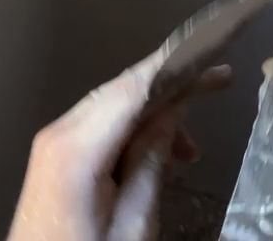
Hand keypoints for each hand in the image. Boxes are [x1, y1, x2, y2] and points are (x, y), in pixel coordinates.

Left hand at [7, 50, 230, 240]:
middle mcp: (59, 132)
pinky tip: (160, 155)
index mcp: (77, 147)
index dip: (175, 63)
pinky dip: (133, 132)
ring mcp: (53, 144)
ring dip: (156, 115)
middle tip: (219, 85)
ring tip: (191, 150)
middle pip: (125, 90)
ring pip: (115, 106)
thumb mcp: (133, 227)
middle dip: (172, 88)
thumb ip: (153, 162)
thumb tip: (174, 110)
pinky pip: (101, 127)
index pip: (134, 85)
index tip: (211, 50)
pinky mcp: (54, 159)